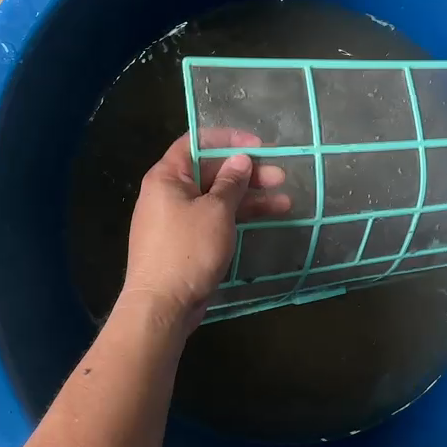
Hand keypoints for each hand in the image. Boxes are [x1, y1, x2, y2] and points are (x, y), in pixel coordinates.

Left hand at [118, 134, 289, 330]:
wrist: (162, 306)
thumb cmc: (187, 250)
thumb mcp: (216, 211)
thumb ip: (231, 182)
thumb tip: (240, 160)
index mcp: (167, 176)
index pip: (196, 142)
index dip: (228, 140)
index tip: (258, 147)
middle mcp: (169, 192)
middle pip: (211, 171)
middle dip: (247, 172)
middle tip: (280, 176)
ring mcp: (178, 218)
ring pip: (218, 198)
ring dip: (250, 197)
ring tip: (285, 201)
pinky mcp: (187, 242)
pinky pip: (215, 219)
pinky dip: (239, 216)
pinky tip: (267, 218)